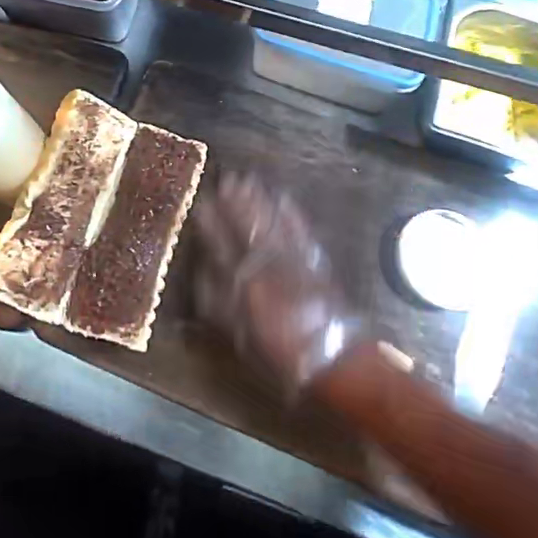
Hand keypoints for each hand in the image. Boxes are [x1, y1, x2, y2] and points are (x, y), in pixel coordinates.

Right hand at [192, 171, 362, 395]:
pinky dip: (290, 211)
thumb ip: (218, 304)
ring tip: (247, 180)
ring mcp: (294, 257)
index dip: (210, 223)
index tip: (201, 204)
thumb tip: (201, 272)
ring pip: (273, 221)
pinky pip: (300, 228)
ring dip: (259, 200)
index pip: (221, 244)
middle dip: (236, 202)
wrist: (335, 358)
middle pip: (248, 225)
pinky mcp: (314, 259)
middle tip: (226, 179)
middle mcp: (269, 262)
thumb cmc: (282, 352)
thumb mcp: (241, 336)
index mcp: (246, 281)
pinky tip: (283, 196)